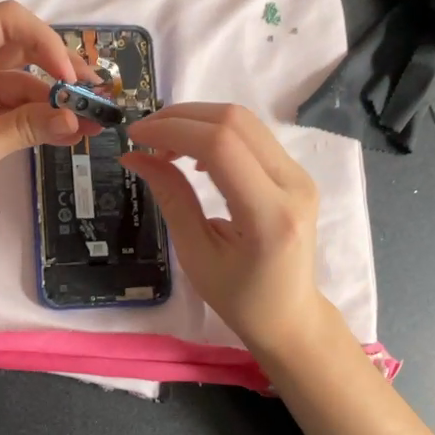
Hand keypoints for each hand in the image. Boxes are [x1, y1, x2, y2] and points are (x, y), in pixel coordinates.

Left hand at [0, 1, 100, 240]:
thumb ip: (27, 127)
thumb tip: (76, 119)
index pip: (5, 22)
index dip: (45, 41)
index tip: (71, 76)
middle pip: (18, 49)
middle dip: (58, 69)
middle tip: (97, 93)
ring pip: (19, 81)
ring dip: (53, 101)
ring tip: (92, 122)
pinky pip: (11, 106)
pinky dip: (36, 118)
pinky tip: (67, 132)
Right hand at [120, 103, 340, 355]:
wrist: (289, 315)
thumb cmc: (239, 297)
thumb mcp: (195, 254)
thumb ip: (171, 198)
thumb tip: (135, 156)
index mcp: (268, 216)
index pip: (221, 146)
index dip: (173, 131)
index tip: (135, 137)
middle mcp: (293, 185)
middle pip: (235, 122)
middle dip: (181, 118)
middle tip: (143, 136)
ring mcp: (300, 175)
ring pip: (244, 121)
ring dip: (196, 121)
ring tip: (162, 145)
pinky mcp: (296, 173)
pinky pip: (252, 136)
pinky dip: (215, 132)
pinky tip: (192, 156)